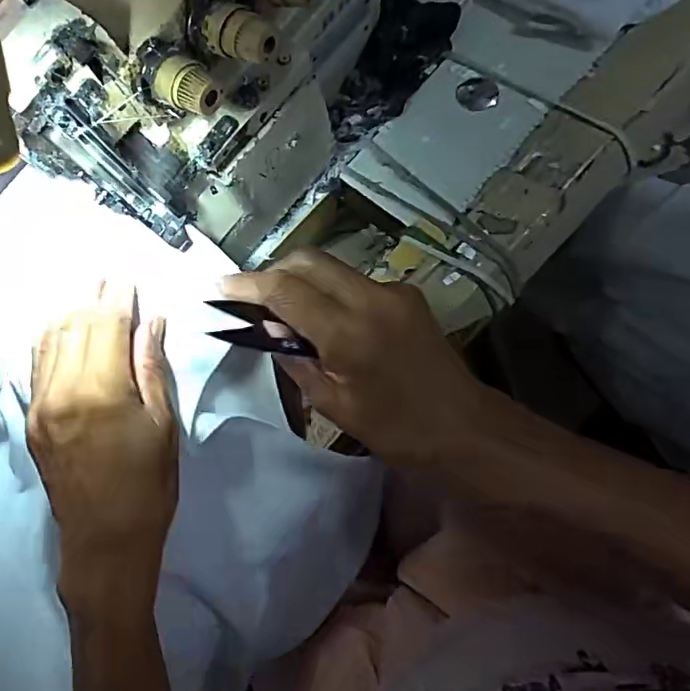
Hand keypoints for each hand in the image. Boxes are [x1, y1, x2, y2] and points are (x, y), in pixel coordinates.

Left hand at [28, 281, 178, 612]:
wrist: (104, 543)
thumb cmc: (147, 486)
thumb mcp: (162, 425)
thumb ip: (150, 367)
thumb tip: (150, 322)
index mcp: (100, 391)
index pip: (106, 326)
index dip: (117, 298)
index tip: (124, 278)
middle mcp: (61, 390)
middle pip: (75, 327)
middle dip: (94, 301)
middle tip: (109, 284)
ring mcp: (39, 405)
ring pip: (50, 341)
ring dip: (70, 317)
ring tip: (89, 303)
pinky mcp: (30, 419)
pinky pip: (36, 366)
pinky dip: (49, 342)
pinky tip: (61, 332)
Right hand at [221, 250, 494, 467]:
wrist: (468, 429)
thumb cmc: (397, 429)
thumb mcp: (334, 405)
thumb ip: (294, 359)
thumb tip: (266, 327)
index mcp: (349, 333)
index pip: (285, 290)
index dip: (247, 285)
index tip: (220, 288)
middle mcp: (371, 299)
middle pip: (305, 261)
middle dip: (272, 272)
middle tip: (251, 298)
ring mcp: (392, 291)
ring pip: (328, 266)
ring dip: (298, 279)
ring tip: (284, 311)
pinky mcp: (404, 292)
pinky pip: (350, 279)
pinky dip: (326, 289)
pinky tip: (324, 318)